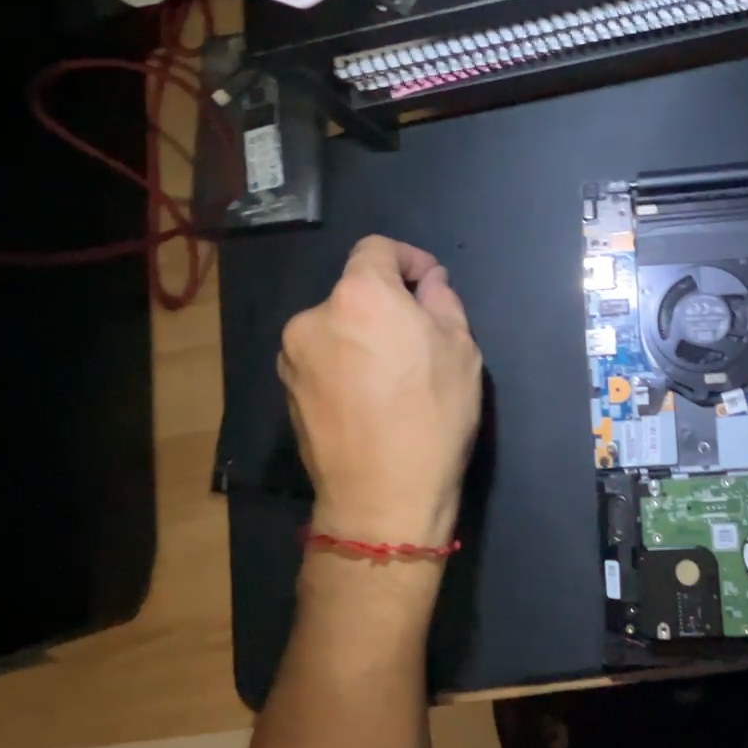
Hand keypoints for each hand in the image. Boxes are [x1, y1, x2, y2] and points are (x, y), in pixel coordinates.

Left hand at [278, 235, 483, 547]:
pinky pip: (321, 358)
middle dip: (387, 302)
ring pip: (336, 326)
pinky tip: (370, 397)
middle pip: (355, 290)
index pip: (377, 248)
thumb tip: (428, 283)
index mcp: (359, 296)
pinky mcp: (286, 391)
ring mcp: (293, 357)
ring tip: (394, 373)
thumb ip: (442, 301)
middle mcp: (313, 317)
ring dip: (363, 333)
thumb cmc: (433, 416)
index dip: (408, 258)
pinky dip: (345, 362)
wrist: (382, 498)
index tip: (430, 283)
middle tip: (420, 335)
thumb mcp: (460, 350)